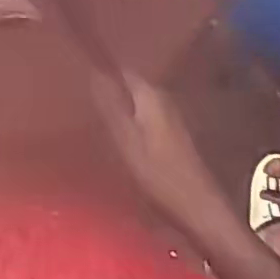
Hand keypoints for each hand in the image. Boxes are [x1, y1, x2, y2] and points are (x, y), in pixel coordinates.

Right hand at [90, 67, 237, 236]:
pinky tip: (118, 134)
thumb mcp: (126, 141)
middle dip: (109, 87)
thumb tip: (94, 72)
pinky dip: (131, 119)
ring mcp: (171, 115)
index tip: (81, 75)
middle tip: (83, 98)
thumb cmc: (158, 175)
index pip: (122, 69)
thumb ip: (110, 106)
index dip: (102, 69)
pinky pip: (145, 115)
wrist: (199, 209)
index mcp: (151, 95)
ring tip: (95, 115)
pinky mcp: (173, 133)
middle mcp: (163, 98)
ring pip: (137, 100)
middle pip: (130, 83)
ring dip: (120, 104)